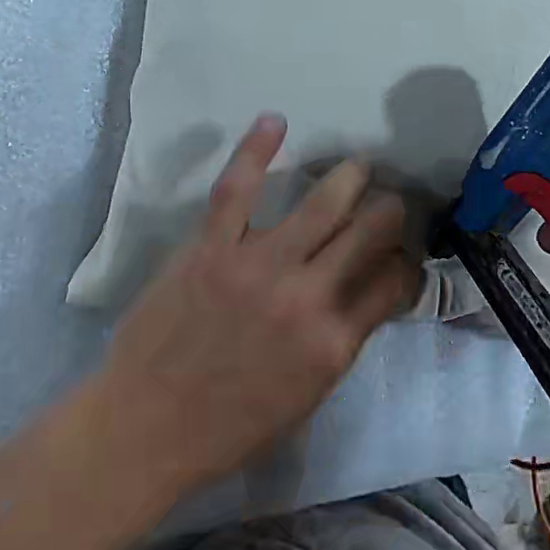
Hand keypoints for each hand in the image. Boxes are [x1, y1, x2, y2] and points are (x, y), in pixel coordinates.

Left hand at [97, 114, 418, 483]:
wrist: (145, 428)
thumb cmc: (234, 423)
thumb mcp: (312, 392)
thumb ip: (347, 336)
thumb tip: (369, 289)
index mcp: (335, 339)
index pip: (394, 280)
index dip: (404, 264)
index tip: (396, 258)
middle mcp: (308, 295)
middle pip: (372, 231)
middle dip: (390, 212)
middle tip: (388, 206)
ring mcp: (258, 266)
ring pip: (322, 203)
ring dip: (351, 178)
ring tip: (359, 167)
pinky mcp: (210, 248)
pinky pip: (237, 189)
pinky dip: (257, 149)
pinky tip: (275, 121)